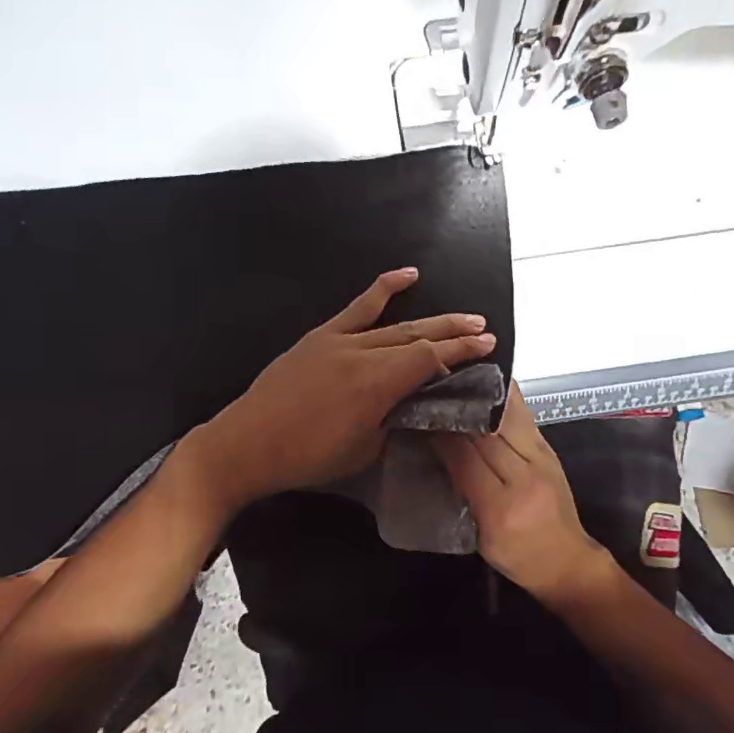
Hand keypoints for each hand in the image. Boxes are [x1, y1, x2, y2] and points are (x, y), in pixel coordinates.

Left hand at [176, 267, 495, 508]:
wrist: (246, 445)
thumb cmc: (307, 457)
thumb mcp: (363, 450)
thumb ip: (394, 423)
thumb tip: (414, 409)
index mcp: (375, 384)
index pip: (429, 359)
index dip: (461, 351)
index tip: (487, 344)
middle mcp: (362, 354)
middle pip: (418, 336)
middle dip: (454, 332)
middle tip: (482, 328)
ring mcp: (339, 341)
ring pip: (395, 324)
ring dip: (430, 320)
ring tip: (460, 317)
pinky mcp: (320, 337)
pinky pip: (357, 309)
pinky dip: (382, 289)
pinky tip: (404, 276)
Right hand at [434, 390, 612, 604]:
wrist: (566, 560)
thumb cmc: (517, 556)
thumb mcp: (478, 536)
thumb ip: (460, 493)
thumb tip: (437, 449)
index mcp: (500, 509)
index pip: (465, 460)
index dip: (443, 435)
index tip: (421, 416)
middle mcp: (524, 479)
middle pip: (487, 432)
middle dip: (460, 409)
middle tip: (435, 387)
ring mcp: (542, 460)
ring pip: (509, 417)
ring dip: (484, 394)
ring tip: (461, 374)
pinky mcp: (549, 449)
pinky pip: (525, 417)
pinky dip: (505, 399)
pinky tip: (490, 384)